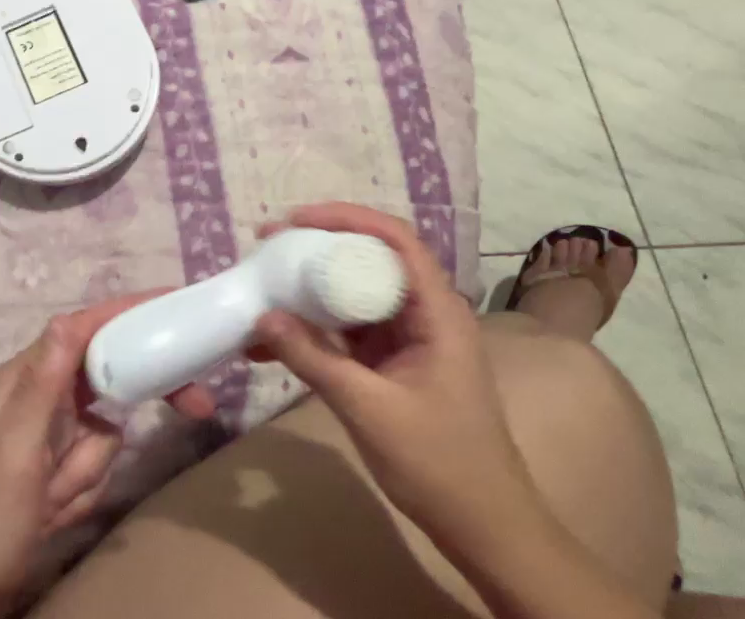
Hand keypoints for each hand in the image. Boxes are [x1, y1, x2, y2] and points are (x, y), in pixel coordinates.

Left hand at [0, 293, 215, 618]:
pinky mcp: (58, 465)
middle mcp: (38, 394)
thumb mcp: (14, 450)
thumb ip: (43, 383)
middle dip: (132, 401)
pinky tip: (55, 510)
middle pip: (106, 374)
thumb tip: (68, 317)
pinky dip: (83, 487)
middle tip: (196, 407)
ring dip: (88, 468)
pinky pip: (95, 463)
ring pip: (105, 430)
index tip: (175, 303)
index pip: (83, 328)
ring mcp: (49, 432)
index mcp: (23, 378)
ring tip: (53, 497)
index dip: (128, 312)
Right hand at [252, 204, 545, 557]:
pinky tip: (275, 337)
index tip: (294, 221)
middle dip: (317, 248)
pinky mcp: (392, 363)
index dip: (346, 218)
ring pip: (355, 293)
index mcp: (437, 312)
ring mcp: (408, 339)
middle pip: (370, 259)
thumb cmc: (438, 462)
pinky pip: (348, 329)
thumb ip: (313, 359)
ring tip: (263, 285)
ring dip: (310, 288)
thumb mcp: (368, 408)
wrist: (482, 525)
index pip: (394, 239)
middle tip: (266, 248)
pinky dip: (313, 327)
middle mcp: (424, 314)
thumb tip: (262, 317)